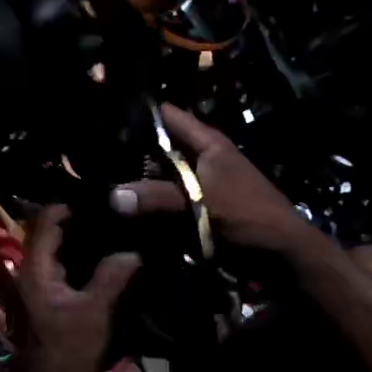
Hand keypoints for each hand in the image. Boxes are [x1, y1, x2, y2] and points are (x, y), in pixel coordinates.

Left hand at [15, 204, 140, 371]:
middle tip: (112, 211)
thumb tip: (133, 250)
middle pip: (50, 230)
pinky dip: (80, 254)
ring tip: (113, 227)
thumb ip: (111, 277)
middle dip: (78, 218)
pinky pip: (62, 262)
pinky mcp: (48, 293)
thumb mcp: (94, 312)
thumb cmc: (69, 347)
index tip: (100, 199)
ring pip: (57, 246)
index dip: (69, 205)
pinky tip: (106, 252)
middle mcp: (31, 269)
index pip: (46, 221)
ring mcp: (38, 281)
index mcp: (36, 269)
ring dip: (80, 236)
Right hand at [110, 104, 317, 254]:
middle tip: (89, 157)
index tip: (102, 116)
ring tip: (96, 185)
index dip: (138, 112)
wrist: (283, 258)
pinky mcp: (195, 215)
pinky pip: (163, 207)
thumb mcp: (201, 203)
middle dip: (127, 154)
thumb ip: (157, 198)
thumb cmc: (249, 218)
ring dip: (133, 186)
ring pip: (157, 181)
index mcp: (207, 145)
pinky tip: (117, 214)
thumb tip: (112, 196)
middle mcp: (200, 162)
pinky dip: (145, 211)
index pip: (168, 115)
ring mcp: (197, 189)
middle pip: (157, 149)